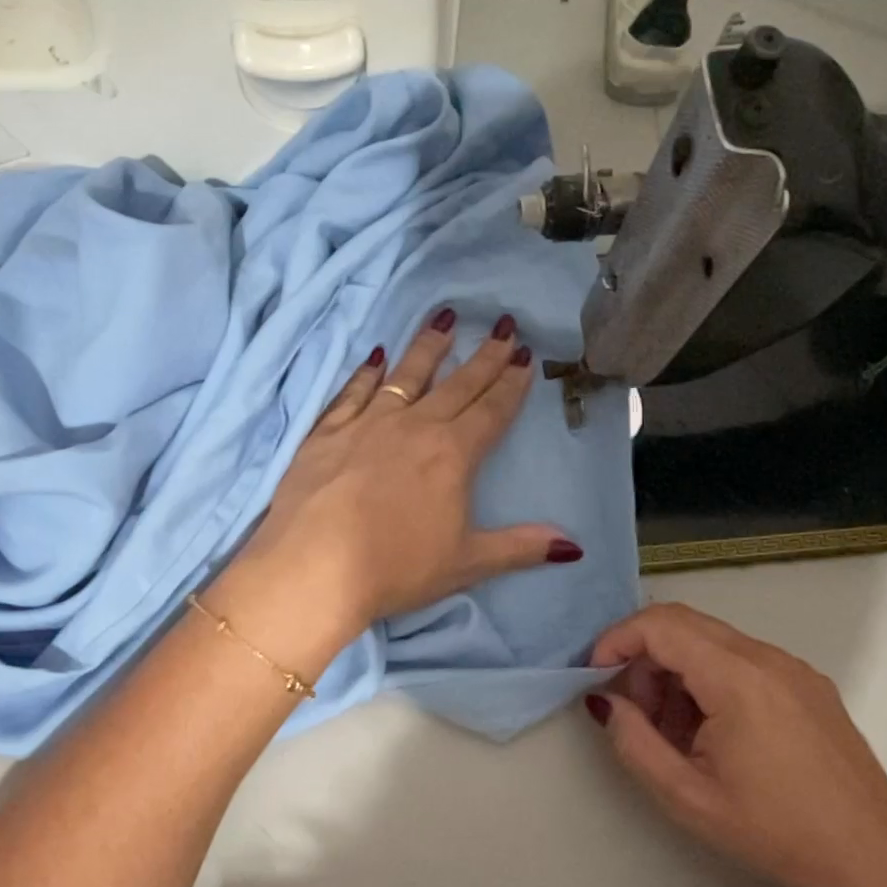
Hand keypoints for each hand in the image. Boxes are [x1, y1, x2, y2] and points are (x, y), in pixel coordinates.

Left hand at [229, 308, 581, 638]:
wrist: (313, 568)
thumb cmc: (395, 568)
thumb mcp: (466, 564)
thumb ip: (519, 548)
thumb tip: (573, 547)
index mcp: (452, 455)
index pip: (491, 411)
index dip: (511, 383)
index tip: (524, 356)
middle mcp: (413, 427)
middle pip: (456, 385)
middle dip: (484, 356)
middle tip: (502, 325)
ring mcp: (366, 424)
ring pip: (405, 375)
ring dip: (428, 347)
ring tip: (443, 317)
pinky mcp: (326, 433)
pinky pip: (352, 392)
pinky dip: (366, 372)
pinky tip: (374, 356)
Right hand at [586, 604, 886, 886]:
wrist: (875, 865)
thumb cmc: (775, 834)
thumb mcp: (687, 796)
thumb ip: (633, 741)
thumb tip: (605, 702)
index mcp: (738, 678)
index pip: (661, 624)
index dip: (616, 639)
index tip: (593, 676)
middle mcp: (769, 658)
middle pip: (686, 624)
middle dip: (644, 657)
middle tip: (632, 711)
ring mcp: (796, 669)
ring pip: (715, 642)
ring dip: (678, 671)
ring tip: (673, 733)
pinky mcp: (812, 687)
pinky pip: (745, 662)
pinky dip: (711, 680)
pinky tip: (714, 735)